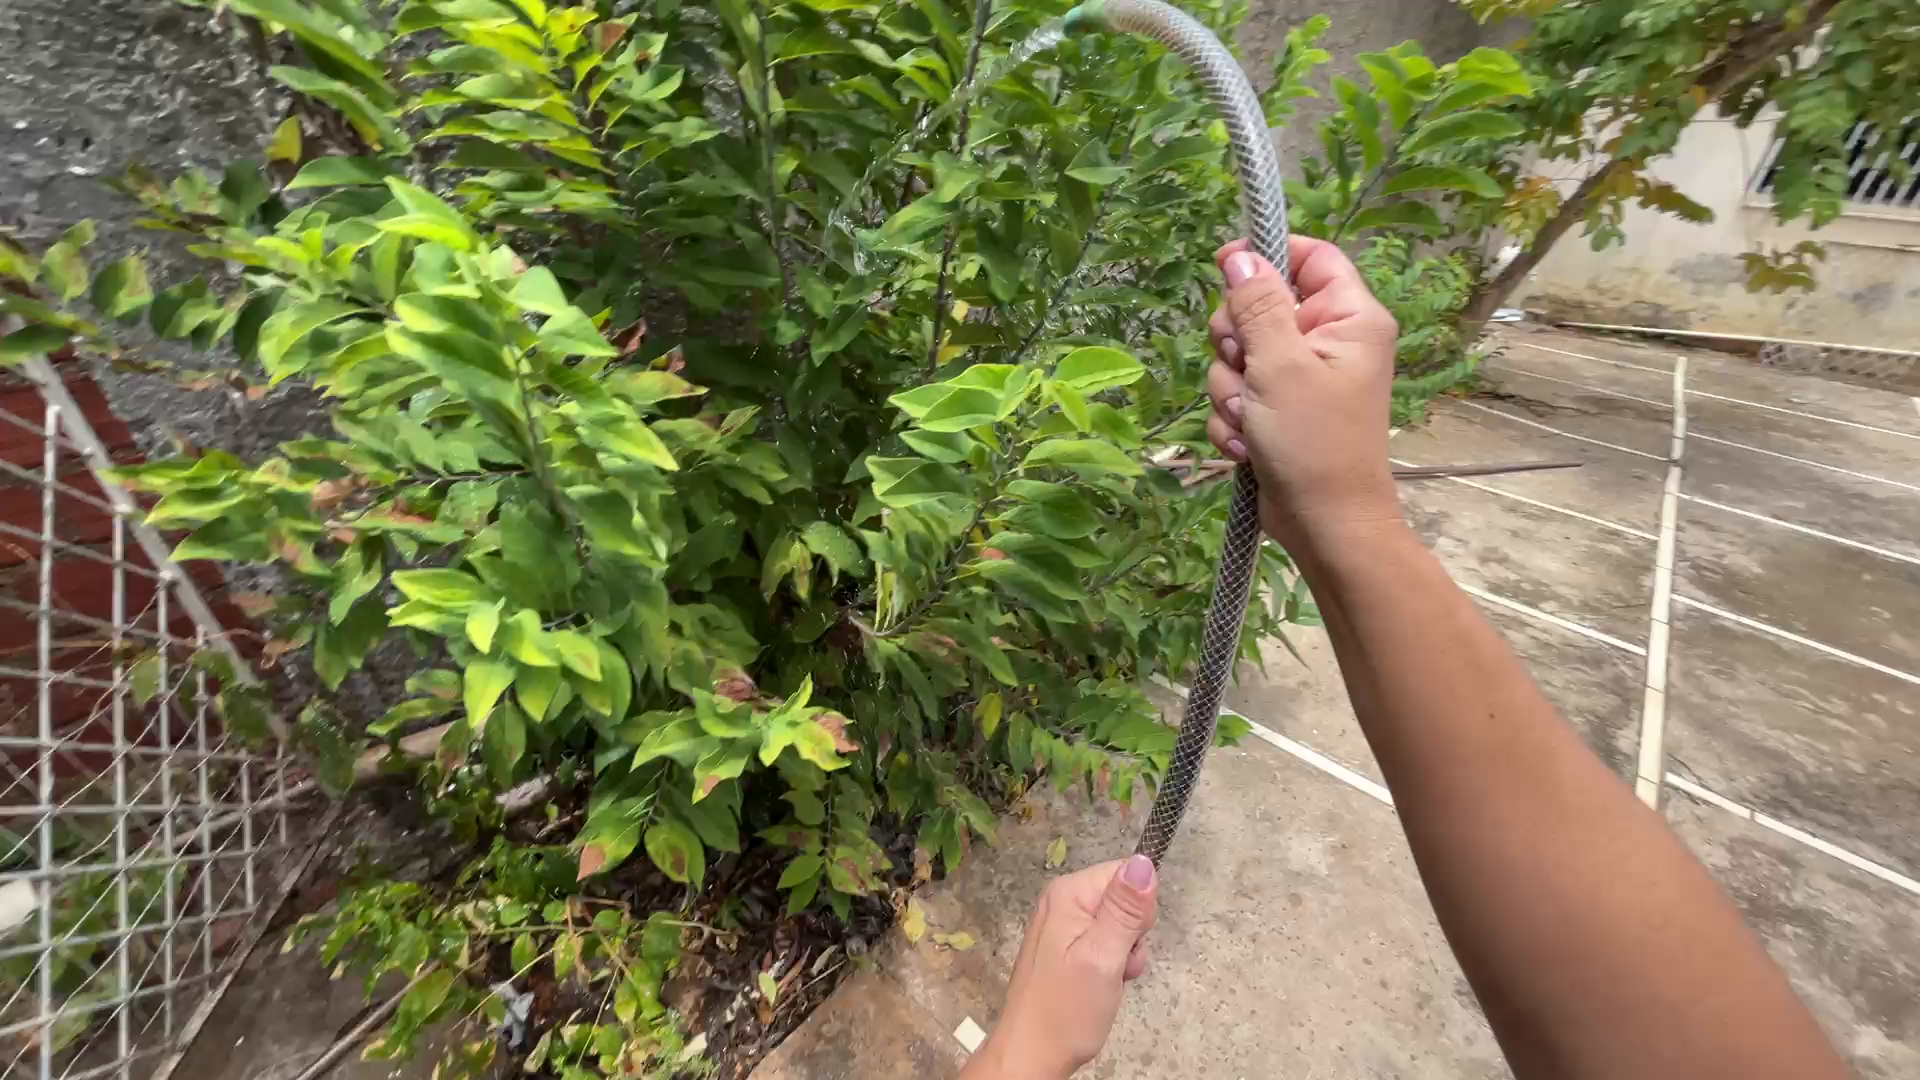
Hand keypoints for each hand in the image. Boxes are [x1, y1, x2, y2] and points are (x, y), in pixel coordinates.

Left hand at [960, 855, 1158, 1079]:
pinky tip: (1100, 985)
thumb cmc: (1066, 1010)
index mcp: (1069, 892)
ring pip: (1115, 923)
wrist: (1031, 1055)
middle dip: (1130, 936)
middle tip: (1116, 967)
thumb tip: (1144, 861)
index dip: (1138, 909)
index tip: (1130, 943)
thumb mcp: (1103, 958)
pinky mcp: (1063, 943)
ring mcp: (1061, 922)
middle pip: (1120, 899)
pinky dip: (1109, 963)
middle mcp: (1062, 898)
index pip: (1124, 874)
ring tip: (1107, 981)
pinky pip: (1102, 941)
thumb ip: (1125, 910)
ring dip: (1122, 954)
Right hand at [1206, 236, 1402, 553]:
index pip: (1309, 257)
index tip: (1222, 266)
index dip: (1265, 256)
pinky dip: (1233, 420)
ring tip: (1252, 421)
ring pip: (1237, 358)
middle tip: (1245, 370)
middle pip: (1258, 308)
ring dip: (1230, 392)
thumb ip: (1257, 306)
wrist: (1322, 522)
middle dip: (1236, 345)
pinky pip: (1235, 395)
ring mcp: (1297, 378)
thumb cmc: (1314, 441)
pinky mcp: (1274, 410)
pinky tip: (1248, 444)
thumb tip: (1238, 254)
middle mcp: (1324, 342)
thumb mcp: (1281, 366)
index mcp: (1346, 318)